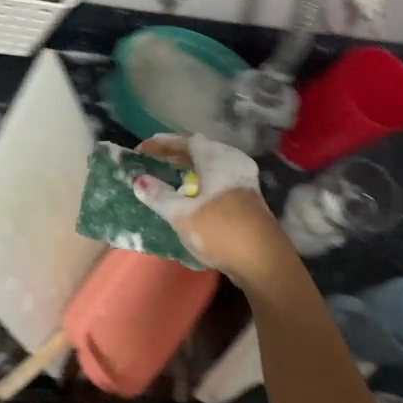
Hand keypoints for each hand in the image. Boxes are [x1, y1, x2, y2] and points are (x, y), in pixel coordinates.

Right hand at [131, 133, 291, 280]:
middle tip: (152, 160)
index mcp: (218, 159)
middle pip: (201, 149)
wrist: (264, 262)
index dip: (163, 143)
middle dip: (175, 153)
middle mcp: (233, 162)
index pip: (187, 141)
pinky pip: (219, 176)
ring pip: (211, 163)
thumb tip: (139, 180)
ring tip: (168, 173)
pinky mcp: (247, 195)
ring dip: (189, 166)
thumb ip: (159, 195)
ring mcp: (244, 178)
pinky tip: (191, 191)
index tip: (141, 149)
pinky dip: (201, 177)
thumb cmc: (220, 232)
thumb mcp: (182, 215)